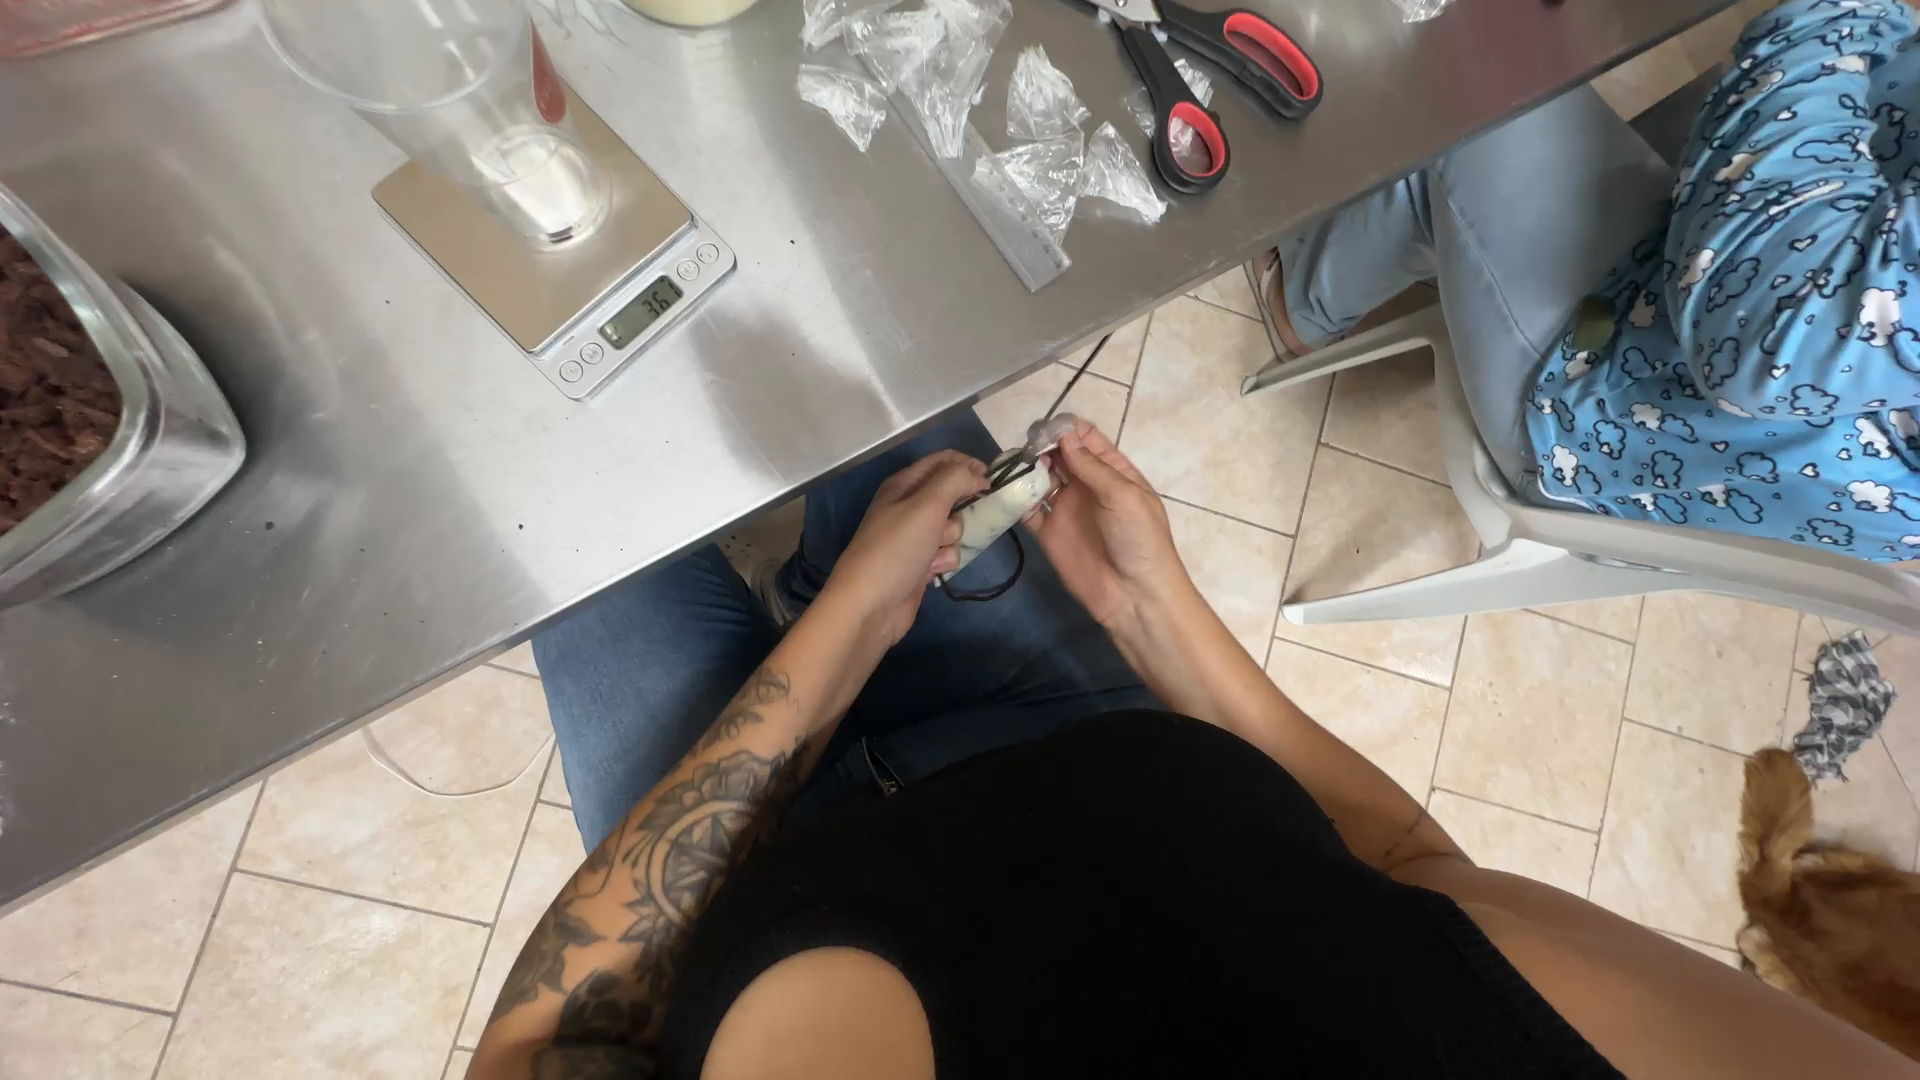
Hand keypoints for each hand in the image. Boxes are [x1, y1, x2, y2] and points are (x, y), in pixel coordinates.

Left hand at [818, 450, 988, 646]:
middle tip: (967, 515)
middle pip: (952, 494)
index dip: (968, 465)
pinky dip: (944, 560)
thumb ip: (955, 480)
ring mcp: (915, 537)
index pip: (942, 461)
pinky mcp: (921, 563)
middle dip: (961, 507)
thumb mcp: (926, 505)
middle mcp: (908, 506)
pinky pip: (947, 552)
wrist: (871, 606)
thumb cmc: (897, 549)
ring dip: (951, 537)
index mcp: (903, 484)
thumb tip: (977, 475)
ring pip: (953, 525)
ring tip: (936, 549)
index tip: (991, 480)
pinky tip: (932, 570)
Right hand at [1022, 418, 1189, 633]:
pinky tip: (1004, 489)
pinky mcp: (1048, 532)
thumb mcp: (1123, 496)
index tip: (1046, 428)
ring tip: (1014, 465)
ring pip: (1040, 478)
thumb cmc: (1139, 540)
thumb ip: (1092, 466)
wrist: (1134, 596)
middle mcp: (1087, 486)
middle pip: (1059, 455)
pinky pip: (1027, 510)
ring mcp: (1066, 509)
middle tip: (1026, 447)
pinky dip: (1014, 498)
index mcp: (1113, 472)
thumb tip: (1064, 435)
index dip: (1066, 429)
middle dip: (1042, 446)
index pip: (1086, 439)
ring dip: (1026, 468)